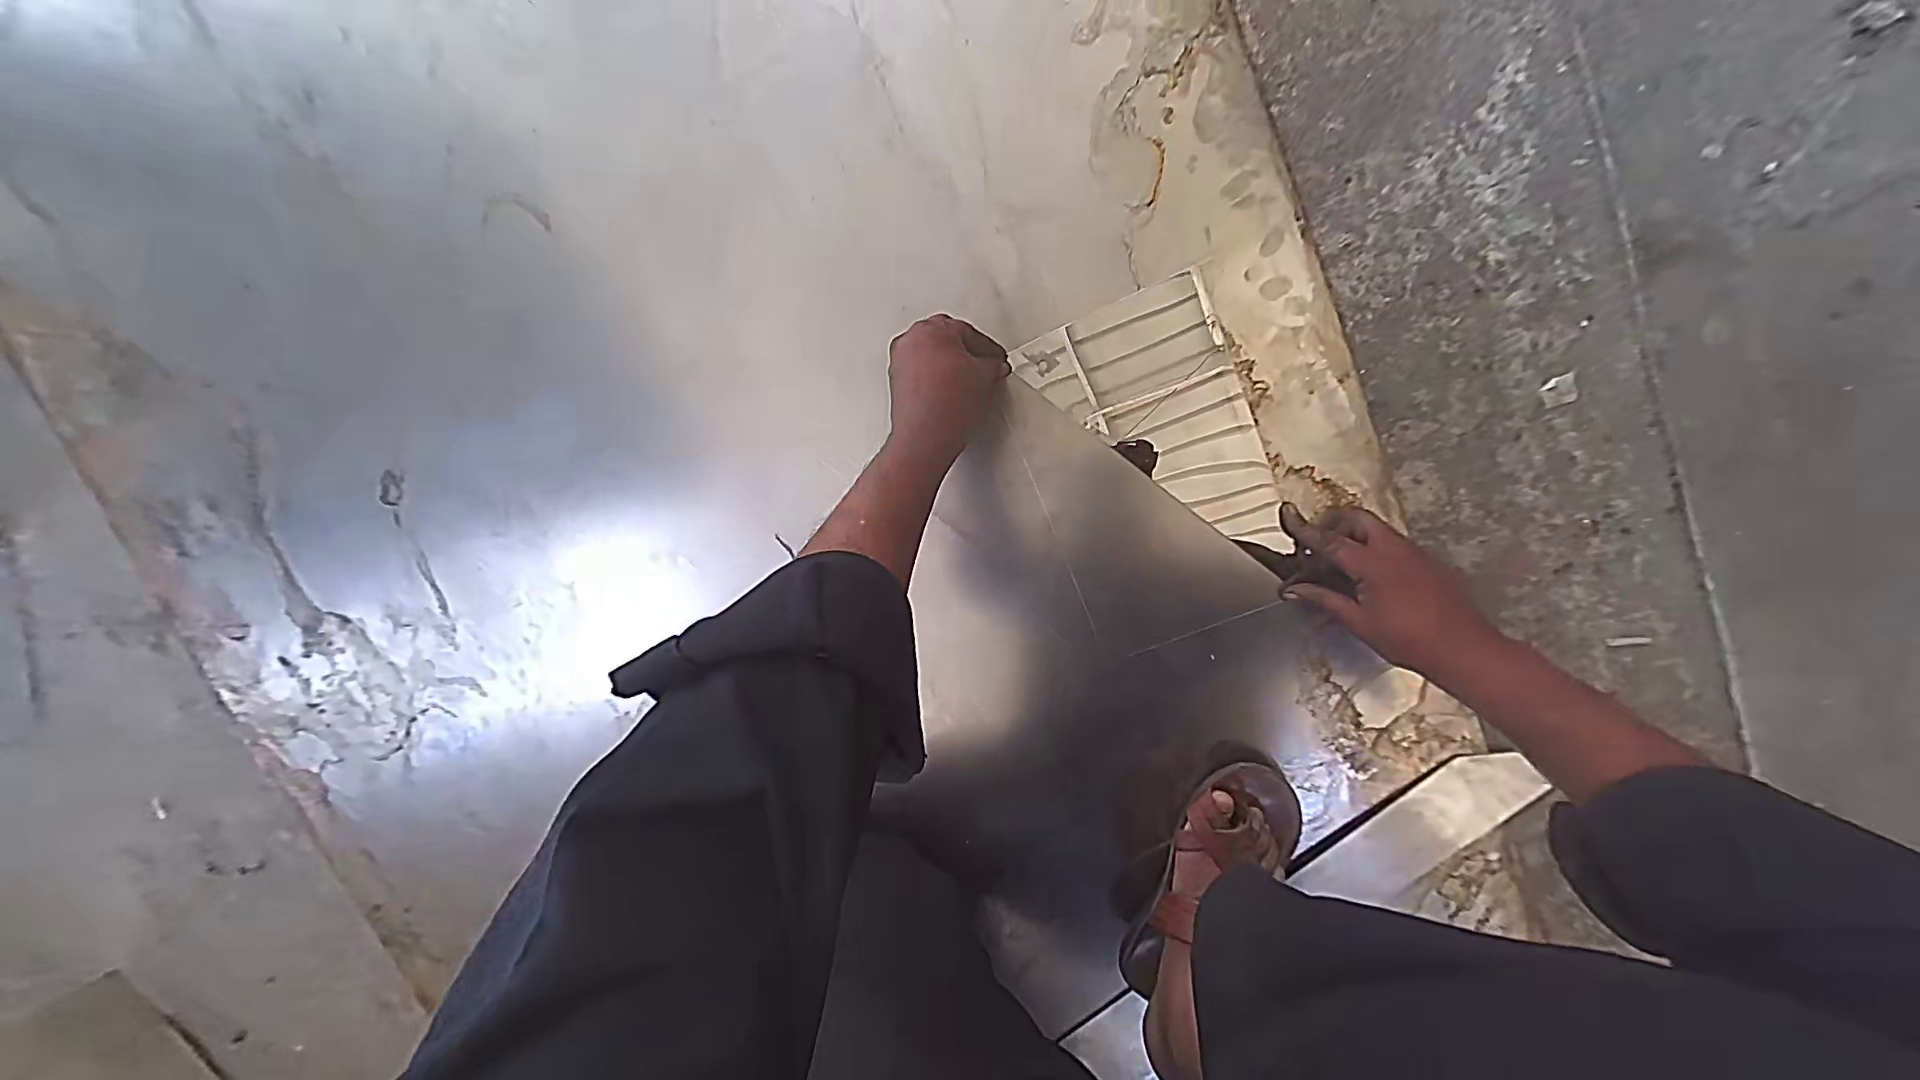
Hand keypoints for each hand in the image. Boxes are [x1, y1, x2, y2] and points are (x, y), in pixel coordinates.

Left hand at [886, 315, 1009, 459]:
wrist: (926, 436)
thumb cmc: (947, 406)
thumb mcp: (985, 378)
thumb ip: (992, 365)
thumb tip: (992, 367)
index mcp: (933, 330)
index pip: (967, 331)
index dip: (987, 348)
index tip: (996, 358)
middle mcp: (911, 341)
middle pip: (945, 340)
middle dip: (966, 352)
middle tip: (983, 366)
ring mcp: (900, 362)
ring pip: (931, 356)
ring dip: (949, 365)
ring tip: (968, 382)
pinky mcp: (896, 383)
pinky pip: (920, 373)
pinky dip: (935, 379)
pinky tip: (950, 393)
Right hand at [1278, 504, 1505, 677]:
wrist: (1464, 649)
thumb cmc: (1408, 639)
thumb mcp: (1358, 621)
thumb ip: (1324, 599)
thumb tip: (1294, 590)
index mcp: (1373, 564)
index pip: (1330, 540)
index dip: (1305, 530)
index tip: (1289, 517)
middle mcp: (1395, 550)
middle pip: (1357, 518)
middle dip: (1333, 523)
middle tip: (1316, 541)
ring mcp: (1416, 554)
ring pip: (1378, 530)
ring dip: (1354, 536)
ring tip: (1340, 563)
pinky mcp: (1430, 563)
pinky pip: (1395, 545)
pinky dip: (1375, 549)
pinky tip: (1370, 577)